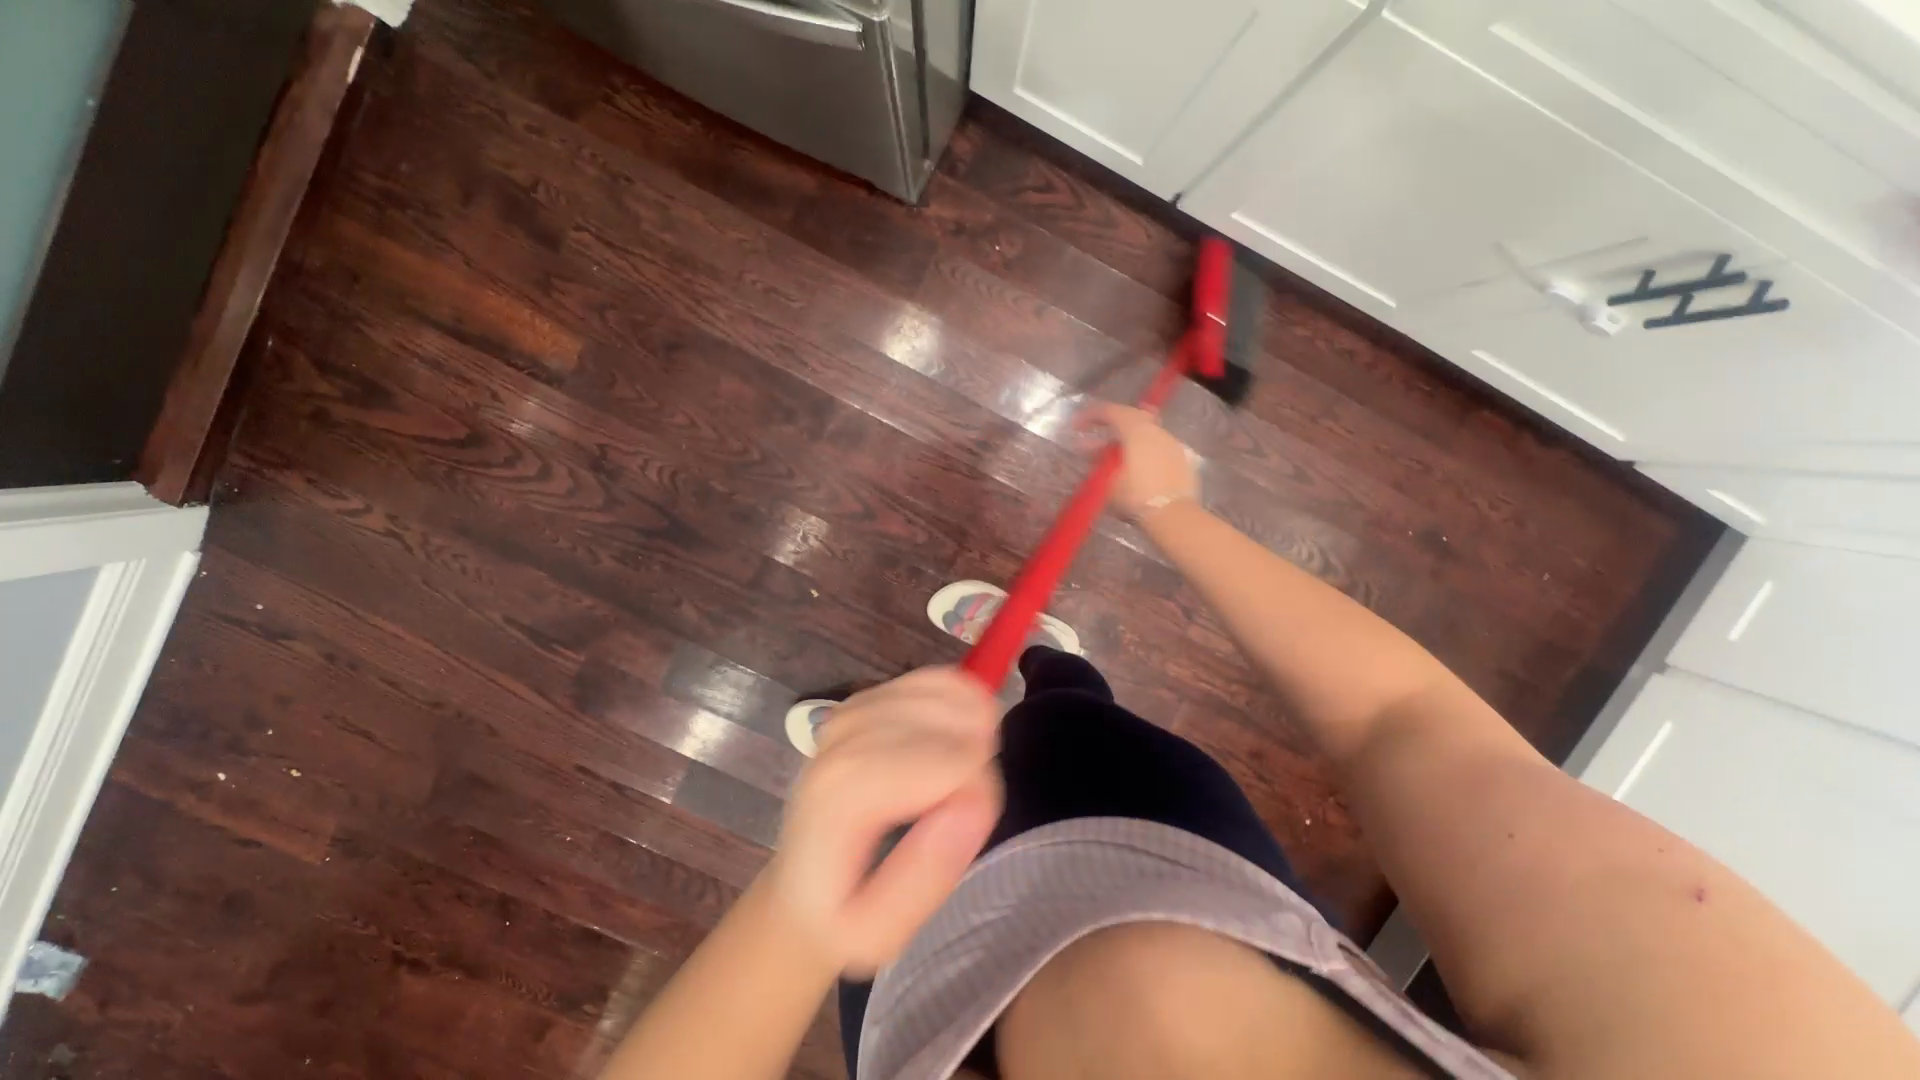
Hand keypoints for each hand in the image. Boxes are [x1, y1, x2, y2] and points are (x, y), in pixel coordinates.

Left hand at [766, 668, 1001, 975]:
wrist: (800, 886)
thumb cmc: (842, 915)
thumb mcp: (882, 932)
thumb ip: (928, 874)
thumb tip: (971, 800)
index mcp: (845, 792)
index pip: (953, 757)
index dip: (978, 792)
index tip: (964, 829)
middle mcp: (843, 738)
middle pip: (956, 722)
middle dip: (975, 765)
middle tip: (952, 812)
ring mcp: (851, 710)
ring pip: (951, 696)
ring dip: (966, 735)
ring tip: (945, 783)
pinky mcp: (863, 697)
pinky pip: (936, 680)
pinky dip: (956, 706)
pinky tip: (945, 742)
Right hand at [1075, 402, 1199, 522]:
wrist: (1173, 515)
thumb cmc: (1134, 496)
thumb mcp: (1106, 481)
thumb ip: (1097, 462)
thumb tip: (1093, 454)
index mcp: (1135, 430)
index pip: (1110, 411)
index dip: (1091, 415)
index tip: (1076, 425)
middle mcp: (1156, 430)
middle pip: (1131, 417)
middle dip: (1110, 425)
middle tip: (1095, 440)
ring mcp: (1172, 443)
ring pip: (1146, 433)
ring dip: (1127, 440)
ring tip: (1114, 457)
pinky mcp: (1182, 459)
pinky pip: (1158, 447)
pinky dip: (1143, 451)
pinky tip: (1136, 468)